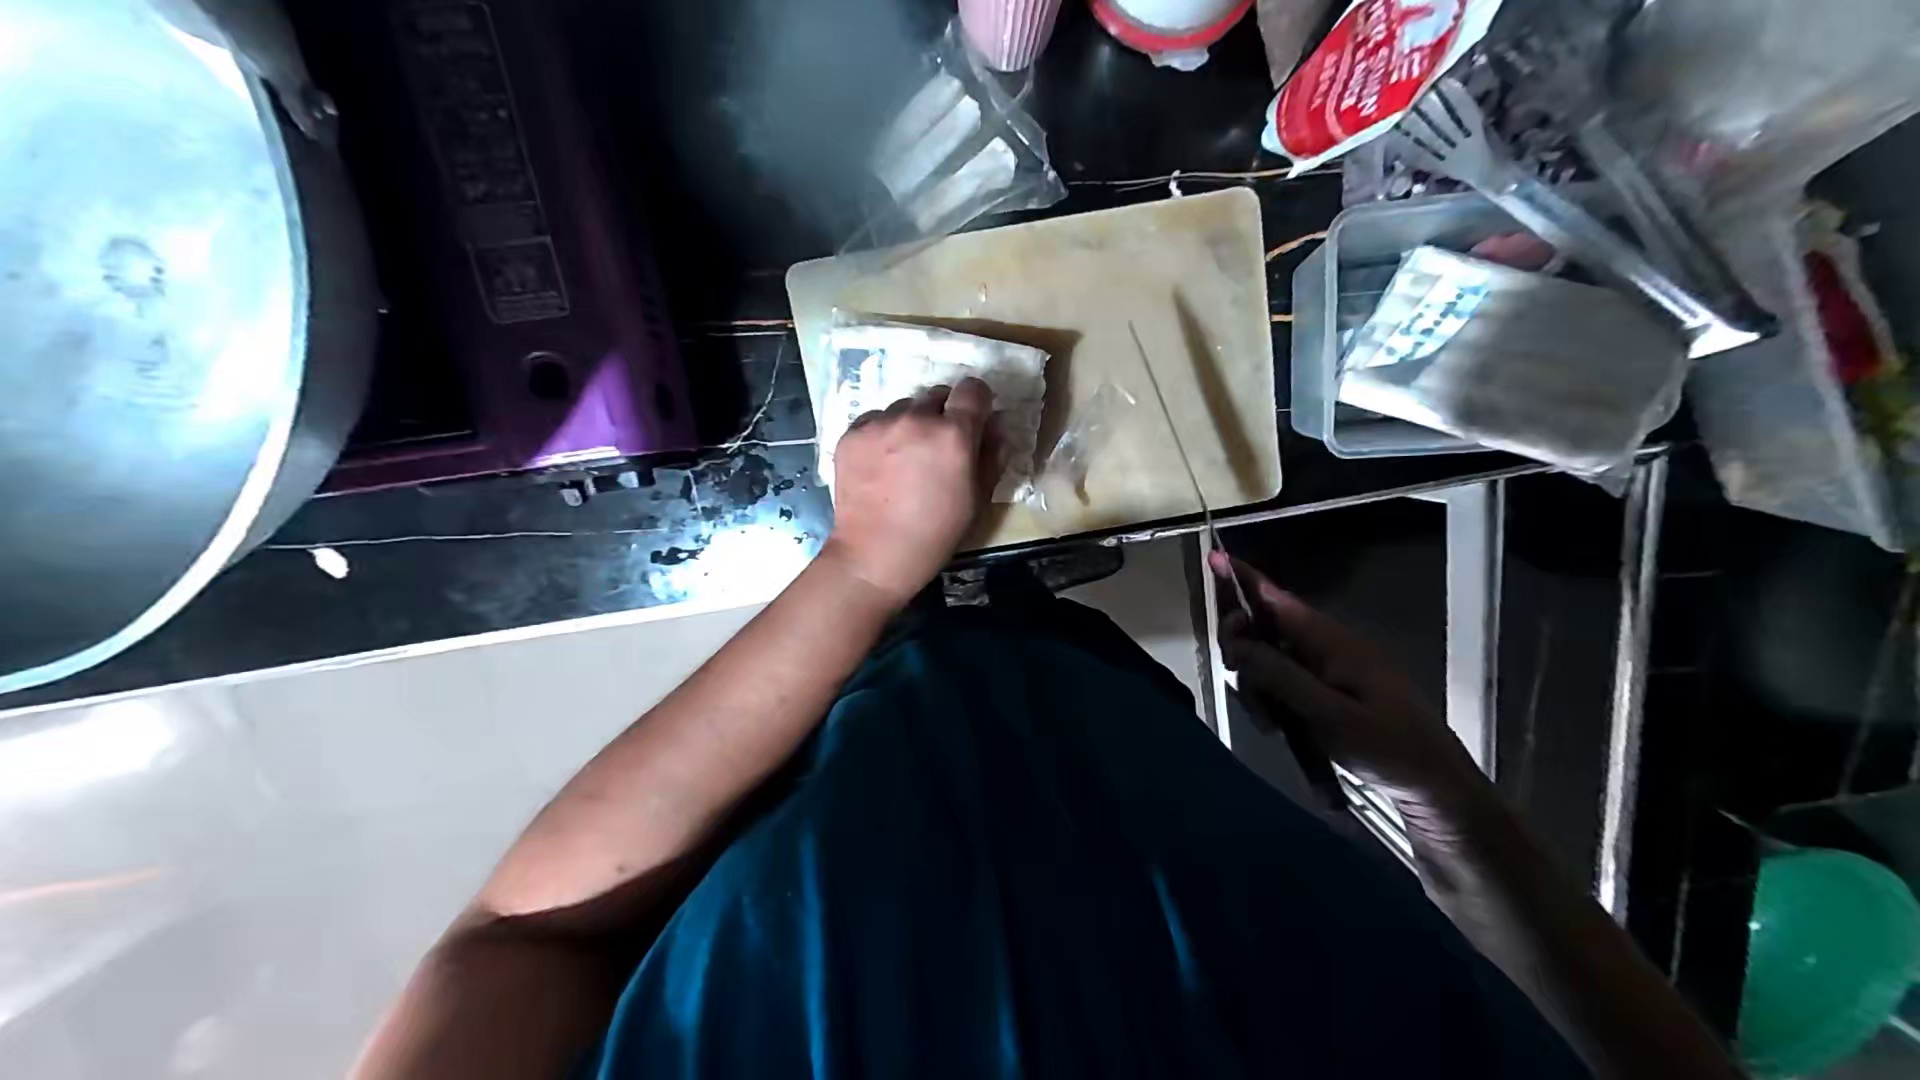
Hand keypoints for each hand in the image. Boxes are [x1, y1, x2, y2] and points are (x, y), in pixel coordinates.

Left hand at [822, 379, 999, 605]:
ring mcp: (879, 424)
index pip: (973, 388)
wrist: (874, 554)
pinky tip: (880, 466)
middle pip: (936, 396)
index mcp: (954, 434)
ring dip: (910, 424)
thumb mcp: (978, 499)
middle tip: (936, 449)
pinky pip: (874, 421)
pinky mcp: (851, 434)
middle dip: (942, 416)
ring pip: (903, 408)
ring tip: (904, 460)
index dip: (977, 403)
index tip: (973, 421)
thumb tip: (995, 425)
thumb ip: (992, 454)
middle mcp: (916, 419)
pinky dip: (881, 435)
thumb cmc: (936, 533)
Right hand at [1210, 551, 1486, 807]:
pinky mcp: (1329, 691)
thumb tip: (1236, 643)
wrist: (1436, 787)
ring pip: (1271, 659)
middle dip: (1243, 649)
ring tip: (1268, 722)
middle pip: (1267, 630)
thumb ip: (1280, 676)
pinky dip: (1273, 698)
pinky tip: (1278, 726)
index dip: (1245, 578)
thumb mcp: (1330, 714)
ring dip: (1258, 684)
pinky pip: (1285, 680)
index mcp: (1333, 642)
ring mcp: (1328, 670)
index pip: (1278, 600)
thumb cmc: (1388, 748)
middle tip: (1240, 678)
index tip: (1216, 557)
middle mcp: (1327, 648)